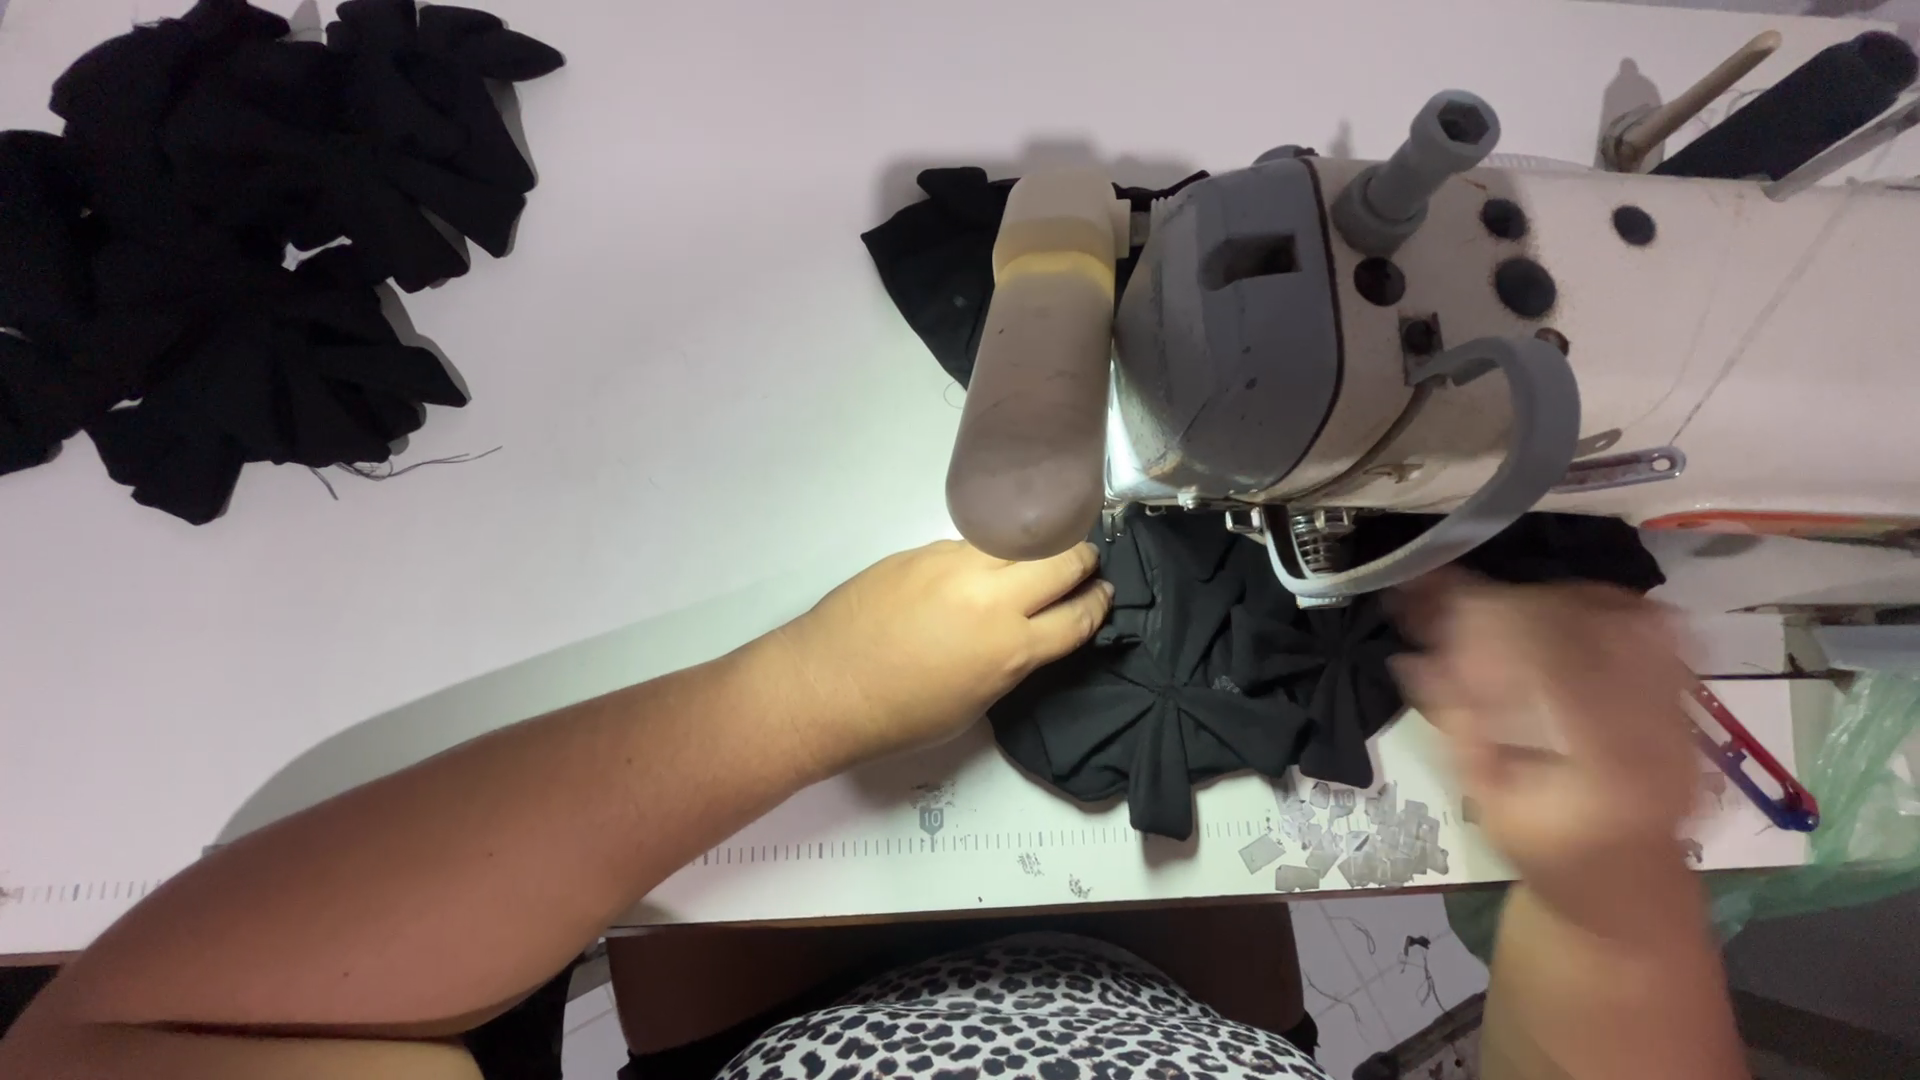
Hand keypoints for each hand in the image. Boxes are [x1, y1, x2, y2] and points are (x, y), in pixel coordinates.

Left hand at [759, 540, 1112, 774]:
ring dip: (1039, 546)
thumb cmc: (901, 715)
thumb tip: (1028, 631)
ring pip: (1019, 540)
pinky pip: (973, 544)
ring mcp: (956, 565)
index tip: (1104, 592)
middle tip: (1083, 562)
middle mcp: (993, 598)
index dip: (1099, 602)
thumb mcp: (975, 702)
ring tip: (1040, 552)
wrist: (827, 684)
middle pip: (1063, 560)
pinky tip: (980, 565)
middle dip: (1082, 560)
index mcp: (1011, 649)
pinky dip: (989, 552)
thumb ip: (1013, 660)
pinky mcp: (924, 550)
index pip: (1079, 615)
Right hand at [1391, 574, 1700, 929]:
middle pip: (1584, 630)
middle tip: (1445, 593)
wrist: (1629, 882)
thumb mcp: (1486, 802)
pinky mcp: (1685, 700)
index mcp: (1605, 765)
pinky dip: (1597, 605)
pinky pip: (1654, 629)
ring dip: (1549, 598)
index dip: (1484, 622)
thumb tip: (1413, 658)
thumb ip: (1457, 729)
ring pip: (1622, 618)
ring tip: (1493, 599)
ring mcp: (1681, 711)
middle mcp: (1656, 729)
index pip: (1546, 665)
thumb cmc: (1547, 851)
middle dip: (1506, 602)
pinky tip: (1553, 606)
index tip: (1430, 603)